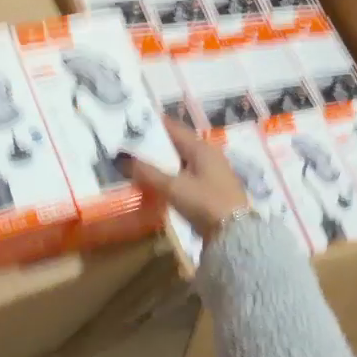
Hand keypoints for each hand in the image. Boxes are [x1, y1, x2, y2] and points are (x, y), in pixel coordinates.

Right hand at [122, 116, 250, 238]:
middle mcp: (209, 155)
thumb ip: (147, 172)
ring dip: (163, 162)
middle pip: (178, 144)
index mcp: (201, 147)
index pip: (174, 127)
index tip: (132, 123)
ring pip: (182, 161)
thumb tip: (121, 158)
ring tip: (140, 164)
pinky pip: (187, 176)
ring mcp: (212, 173)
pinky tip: (159, 183)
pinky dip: (172, 176)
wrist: (235, 234)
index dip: (153, 124)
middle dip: (156, 144)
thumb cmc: (205, 202)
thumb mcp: (173, 187)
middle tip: (130, 146)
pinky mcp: (212, 190)